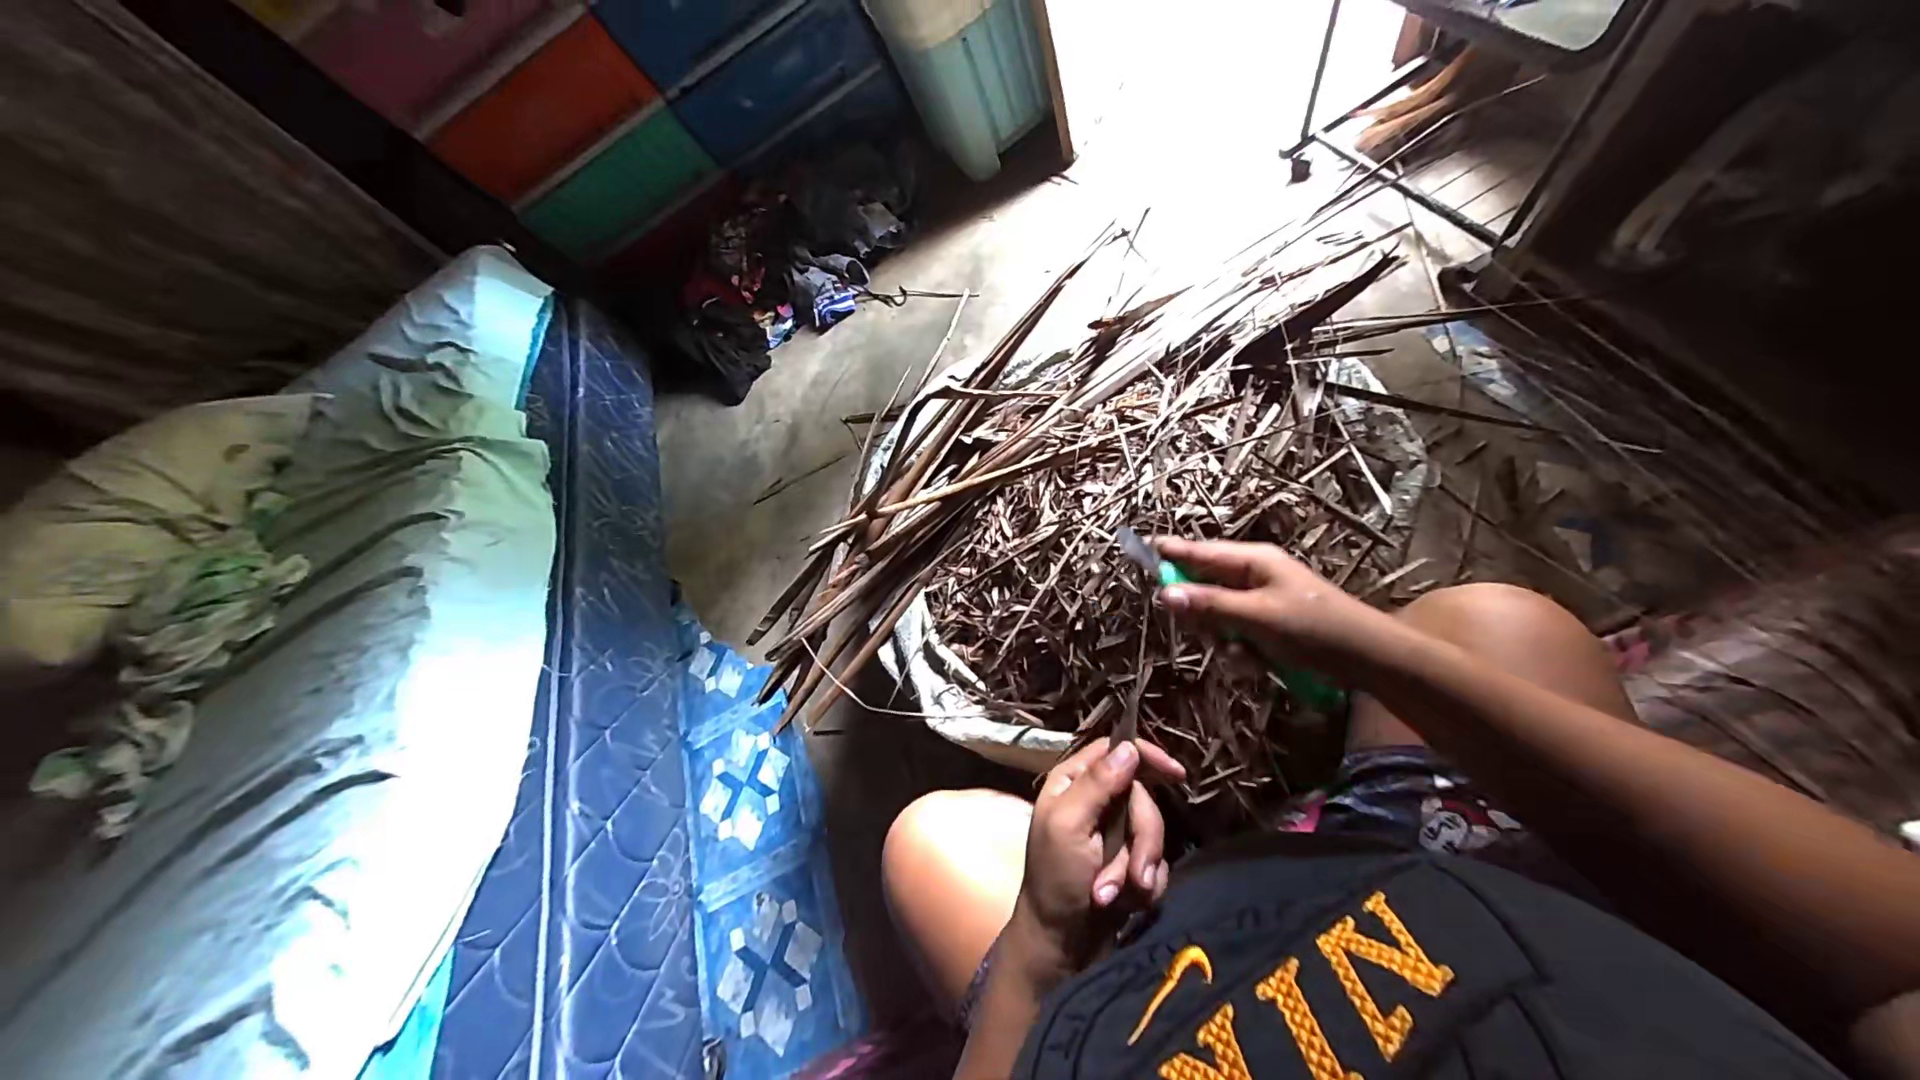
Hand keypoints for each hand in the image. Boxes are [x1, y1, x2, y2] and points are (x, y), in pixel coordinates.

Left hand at [1003, 738, 1184, 984]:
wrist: (1062, 943)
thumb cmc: (1055, 877)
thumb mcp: (1068, 825)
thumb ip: (1097, 784)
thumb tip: (1129, 748)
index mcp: (1074, 781)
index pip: (1116, 750)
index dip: (1146, 756)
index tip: (1175, 775)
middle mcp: (1096, 801)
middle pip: (1142, 797)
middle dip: (1142, 839)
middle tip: (1132, 874)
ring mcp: (1115, 832)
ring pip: (1152, 832)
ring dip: (1138, 868)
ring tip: (1114, 894)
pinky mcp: (1130, 862)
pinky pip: (1156, 863)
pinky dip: (1144, 885)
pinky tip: (1123, 902)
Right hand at [1150, 536, 1400, 679]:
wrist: (1368, 658)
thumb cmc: (1313, 628)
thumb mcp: (1256, 617)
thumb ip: (1209, 605)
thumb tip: (1165, 594)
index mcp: (1253, 560)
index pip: (1200, 552)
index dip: (1171, 553)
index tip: (1143, 550)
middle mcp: (1254, 575)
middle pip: (1204, 586)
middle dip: (1201, 613)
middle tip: (1204, 632)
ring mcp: (1262, 600)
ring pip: (1218, 615)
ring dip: (1223, 639)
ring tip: (1243, 655)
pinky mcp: (1269, 623)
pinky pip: (1237, 633)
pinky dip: (1240, 649)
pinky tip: (1256, 663)